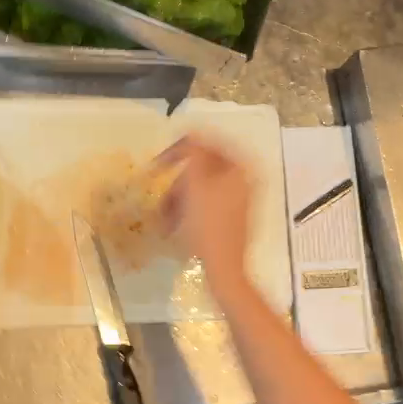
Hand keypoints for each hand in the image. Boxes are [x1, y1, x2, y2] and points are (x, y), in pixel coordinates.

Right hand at [158, 133, 253, 294]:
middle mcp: (244, 179)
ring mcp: (238, 200)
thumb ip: (194, 152)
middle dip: (176, 183)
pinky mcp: (230, 218)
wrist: (225, 270)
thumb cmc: (208, 227)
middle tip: (161, 198)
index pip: (207, 143)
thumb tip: (190, 133)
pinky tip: (174, 227)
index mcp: (240, 166)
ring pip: (199, 188)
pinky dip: (187, 211)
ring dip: (177, 199)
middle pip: (201, 168)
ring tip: (164, 219)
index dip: (179, 150)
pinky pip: (203, 205)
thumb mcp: (196, 184)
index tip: (158, 164)